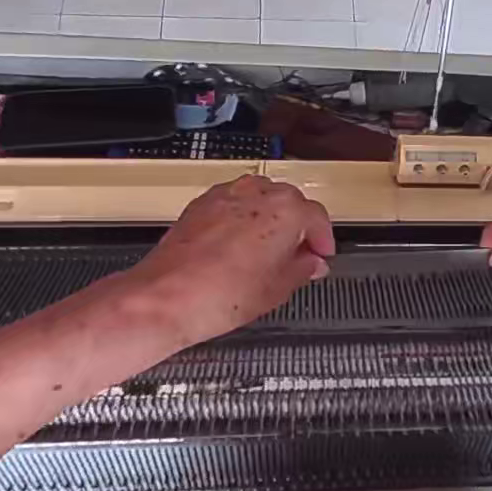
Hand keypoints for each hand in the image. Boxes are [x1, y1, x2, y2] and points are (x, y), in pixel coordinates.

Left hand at [124, 176, 334, 344]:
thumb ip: (303, 269)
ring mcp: (227, 195)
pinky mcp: (203, 203)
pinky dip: (244, 218)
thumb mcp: (279, 288)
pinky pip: (234, 203)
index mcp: (286, 210)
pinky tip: (241, 246)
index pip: (317, 217)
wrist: (168, 297)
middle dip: (299, 226)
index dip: (323, 239)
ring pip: (262, 198)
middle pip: (291, 201)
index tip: (321, 254)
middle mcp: (257, 193)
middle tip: (300, 254)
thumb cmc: (219, 293)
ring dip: (271, 218)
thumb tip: (310, 263)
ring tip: (270, 249)